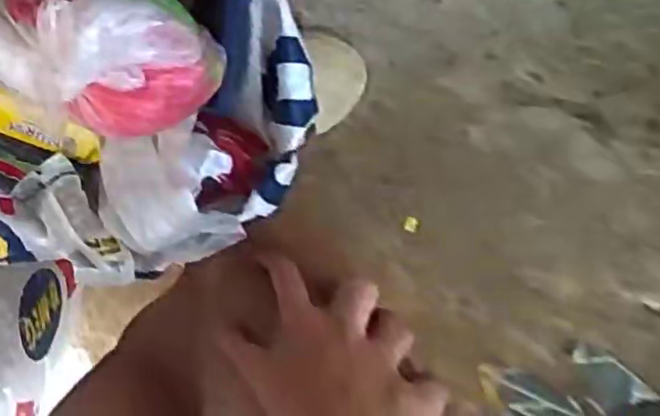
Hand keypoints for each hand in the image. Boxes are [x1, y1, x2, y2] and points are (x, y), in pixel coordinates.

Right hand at [217, 253, 448, 415]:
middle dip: (355, 293)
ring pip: (401, 329)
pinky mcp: (419, 398)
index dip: (272, 259)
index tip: (263, 259)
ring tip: (384, 344)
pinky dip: (433, 389)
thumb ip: (234, 342)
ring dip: (392, 335)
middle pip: (360, 289)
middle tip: (346, 306)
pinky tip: (427, 393)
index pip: (285, 273)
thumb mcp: (254, 373)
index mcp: (305, 320)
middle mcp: (348, 330)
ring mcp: (387, 362)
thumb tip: (219, 317)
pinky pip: (439, 387)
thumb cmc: (295, 407)